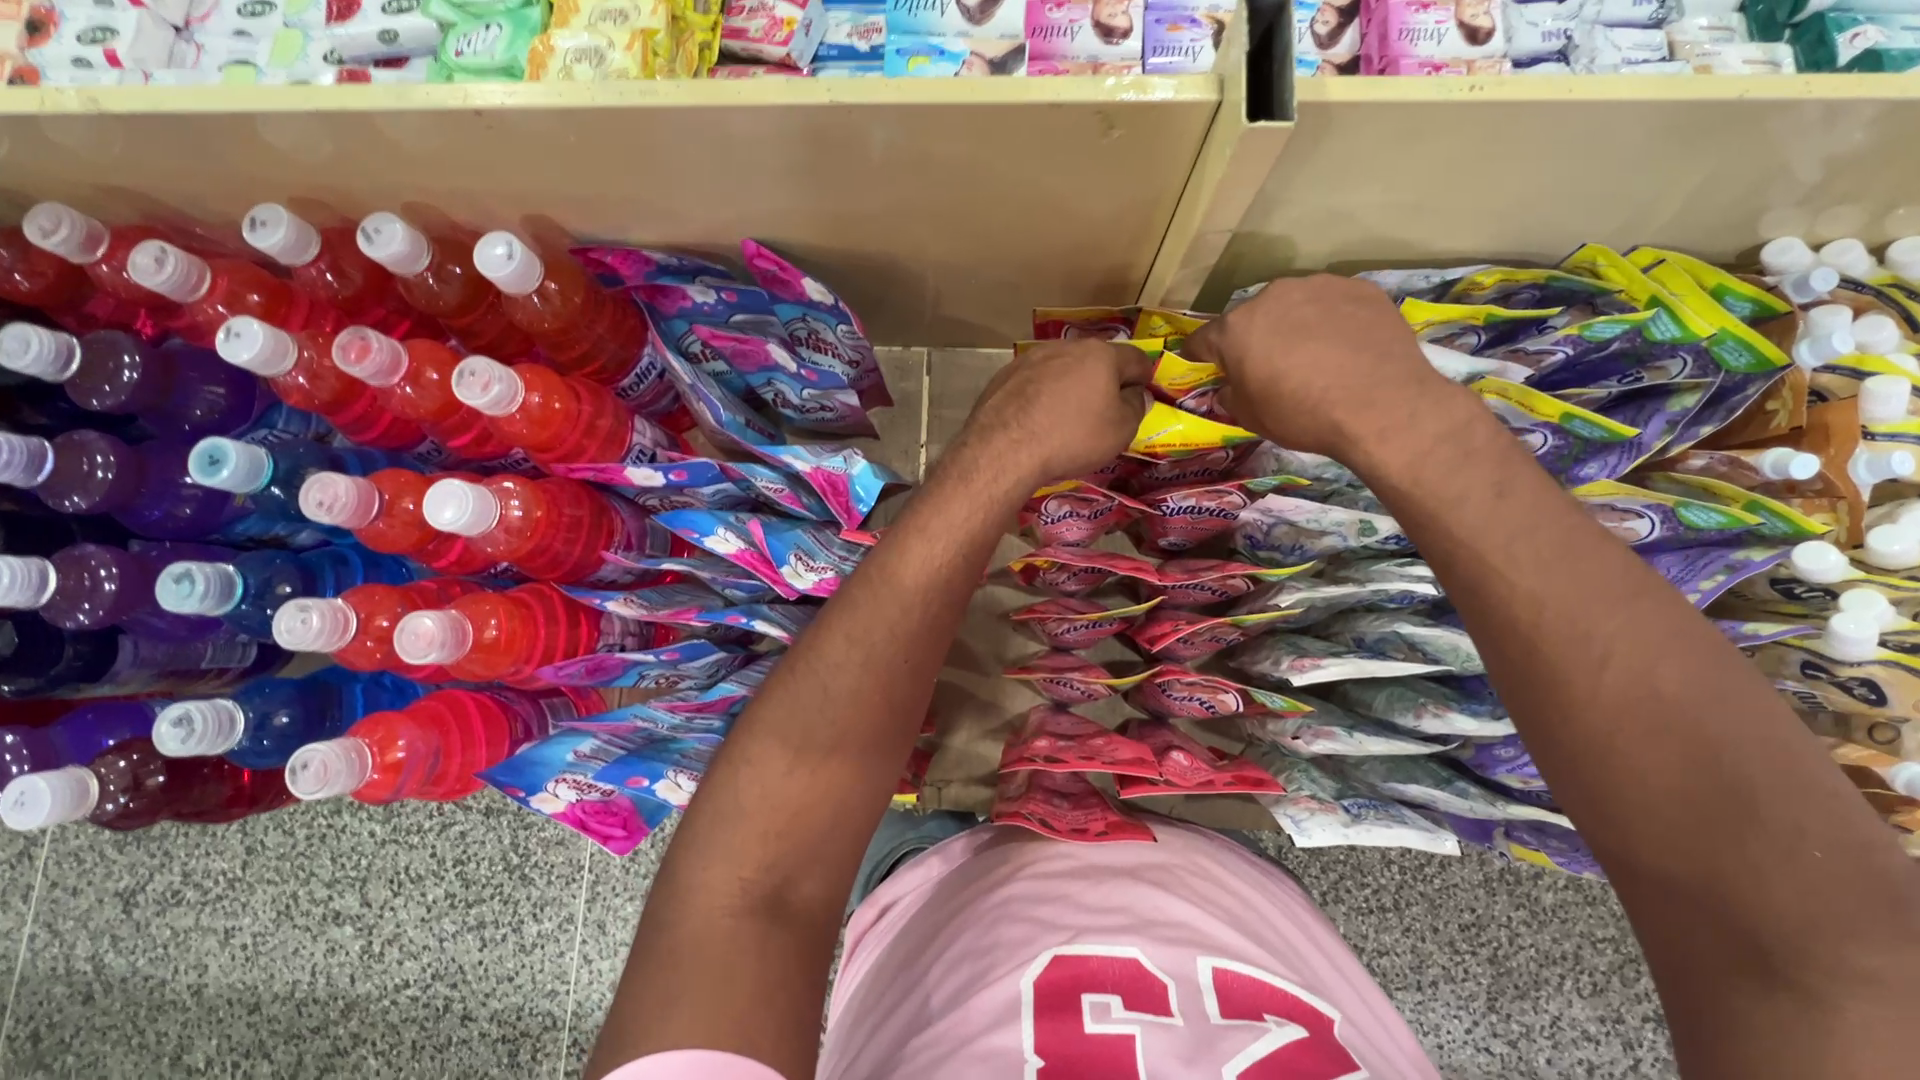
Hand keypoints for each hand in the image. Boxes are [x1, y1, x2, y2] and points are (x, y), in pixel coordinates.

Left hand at [948, 339, 1152, 489]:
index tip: (1144, 391)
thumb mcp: (1120, 431)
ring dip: (1070, 386)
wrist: (1003, 449)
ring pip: (1060, 369)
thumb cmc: (1072, 438)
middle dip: (1104, 380)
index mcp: (1100, 354)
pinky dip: (1041, 397)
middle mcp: (1065, 347)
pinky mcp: (1003, 377)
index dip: (1144, 376)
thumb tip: (1135, 394)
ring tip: (1068, 415)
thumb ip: (1135, 407)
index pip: (1135, 358)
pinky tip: (1037, 421)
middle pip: (1094, 360)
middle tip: (1106, 407)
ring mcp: (1029, 359)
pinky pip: (1033, 384)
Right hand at [1183, 274, 1461, 457]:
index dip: (1201, 356)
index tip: (1206, 367)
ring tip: (1316, 355)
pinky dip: (1334, 321)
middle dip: (1255, 338)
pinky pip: (1335, 304)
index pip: (1203, 339)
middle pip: (1252, 317)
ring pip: (1296, 304)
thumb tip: (1230, 387)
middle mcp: (1271, 296)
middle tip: (1271, 368)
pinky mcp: (1360, 288)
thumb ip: (1232, 396)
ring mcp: (1318, 286)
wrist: (1382, 405)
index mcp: (1235, 328)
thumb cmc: (1303, 414)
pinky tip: (1348, 347)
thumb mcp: (1252, 418)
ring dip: (1296, 324)